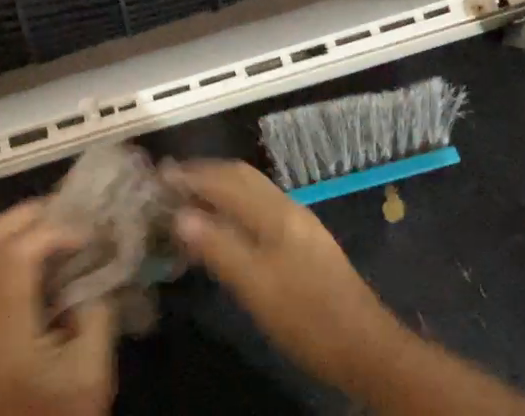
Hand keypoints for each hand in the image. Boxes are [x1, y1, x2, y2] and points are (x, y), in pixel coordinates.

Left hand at [0, 201, 116, 415]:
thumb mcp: (93, 372)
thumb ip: (96, 312)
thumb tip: (98, 269)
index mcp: (7, 329)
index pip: (16, 255)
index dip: (53, 231)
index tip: (90, 234)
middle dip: (31, 215)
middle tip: (72, 213)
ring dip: (22, 228)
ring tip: (63, 227)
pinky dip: (17, 247)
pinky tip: (50, 256)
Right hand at [166, 160, 411, 390]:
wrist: (366, 348)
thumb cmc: (307, 317)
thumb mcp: (255, 286)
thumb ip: (218, 247)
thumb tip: (179, 215)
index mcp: (275, 213)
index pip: (225, 179)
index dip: (190, 176)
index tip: (158, 177)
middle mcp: (288, 209)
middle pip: (241, 176)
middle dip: (205, 174)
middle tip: (170, 184)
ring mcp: (299, 225)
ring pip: (252, 191)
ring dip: (219, 189)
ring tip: (189, 202)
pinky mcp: (304, 244)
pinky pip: (260, 209)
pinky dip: (234, 206)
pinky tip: (222, 227)